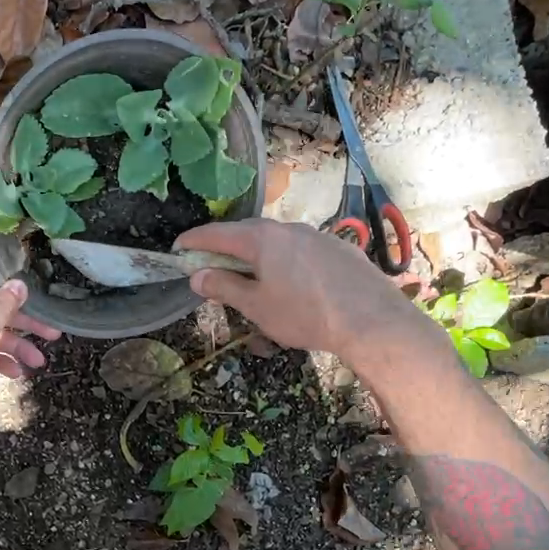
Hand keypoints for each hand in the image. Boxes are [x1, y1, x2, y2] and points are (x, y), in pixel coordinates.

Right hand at [176, 219, 436, 362]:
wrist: (371, 320)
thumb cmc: (304, 314)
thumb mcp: (256, 306)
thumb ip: (224, 288)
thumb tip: (197, 276)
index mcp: (262, 239)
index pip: (217, 233)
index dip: (193, 241)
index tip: (177, 249)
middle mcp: (289, 229)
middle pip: (247, 232)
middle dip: (224, 246)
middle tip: (209, 265)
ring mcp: (317, 236)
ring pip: (276, 240)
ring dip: (255, 253)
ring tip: (248, 276)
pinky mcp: (338, 249)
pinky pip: (299, 249)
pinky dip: (282, 259)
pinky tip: (287, 282)